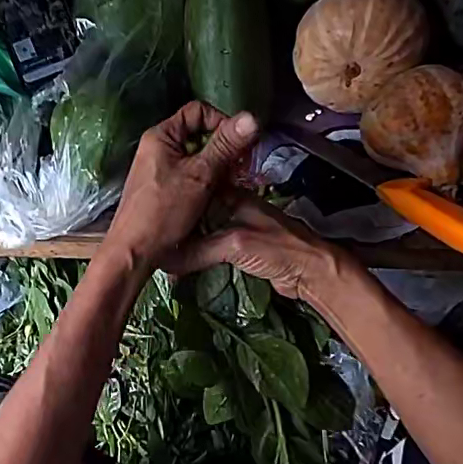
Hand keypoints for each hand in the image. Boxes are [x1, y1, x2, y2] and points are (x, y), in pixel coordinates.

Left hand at [102, 102, 258, 270]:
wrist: (135, 251)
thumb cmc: (163, 212)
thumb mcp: (200, 176)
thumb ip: (226, 146)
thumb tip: (251, 118)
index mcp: (161, 136)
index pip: (198, 112)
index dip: (222, 123)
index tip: (239, 144)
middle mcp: (157, 148)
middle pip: (199, 135)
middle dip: (223, 149)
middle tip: (240, 168)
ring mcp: (159, 170)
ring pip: (196, 158)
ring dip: (217, 168)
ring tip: (232, 184)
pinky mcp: (162, 189)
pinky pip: (189, 176)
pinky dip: (205, 182)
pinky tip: (217, 198)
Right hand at [168, 196, 359, 307]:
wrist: (311, 273)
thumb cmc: (277, 249)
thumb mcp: (234, 244)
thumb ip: (201, 251)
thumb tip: (167, 261)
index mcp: (234, 198)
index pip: (199, 191)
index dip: (178, 197)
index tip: (153, 209)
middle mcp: (234, 210)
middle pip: (199, 212)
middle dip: (178, 222)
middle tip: (151, 233)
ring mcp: (238, 230)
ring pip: (205, 231)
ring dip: (187, 241)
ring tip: (161, 250)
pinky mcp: (242, 250)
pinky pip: (213, 249)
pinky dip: (198, 255)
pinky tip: (183, 263)